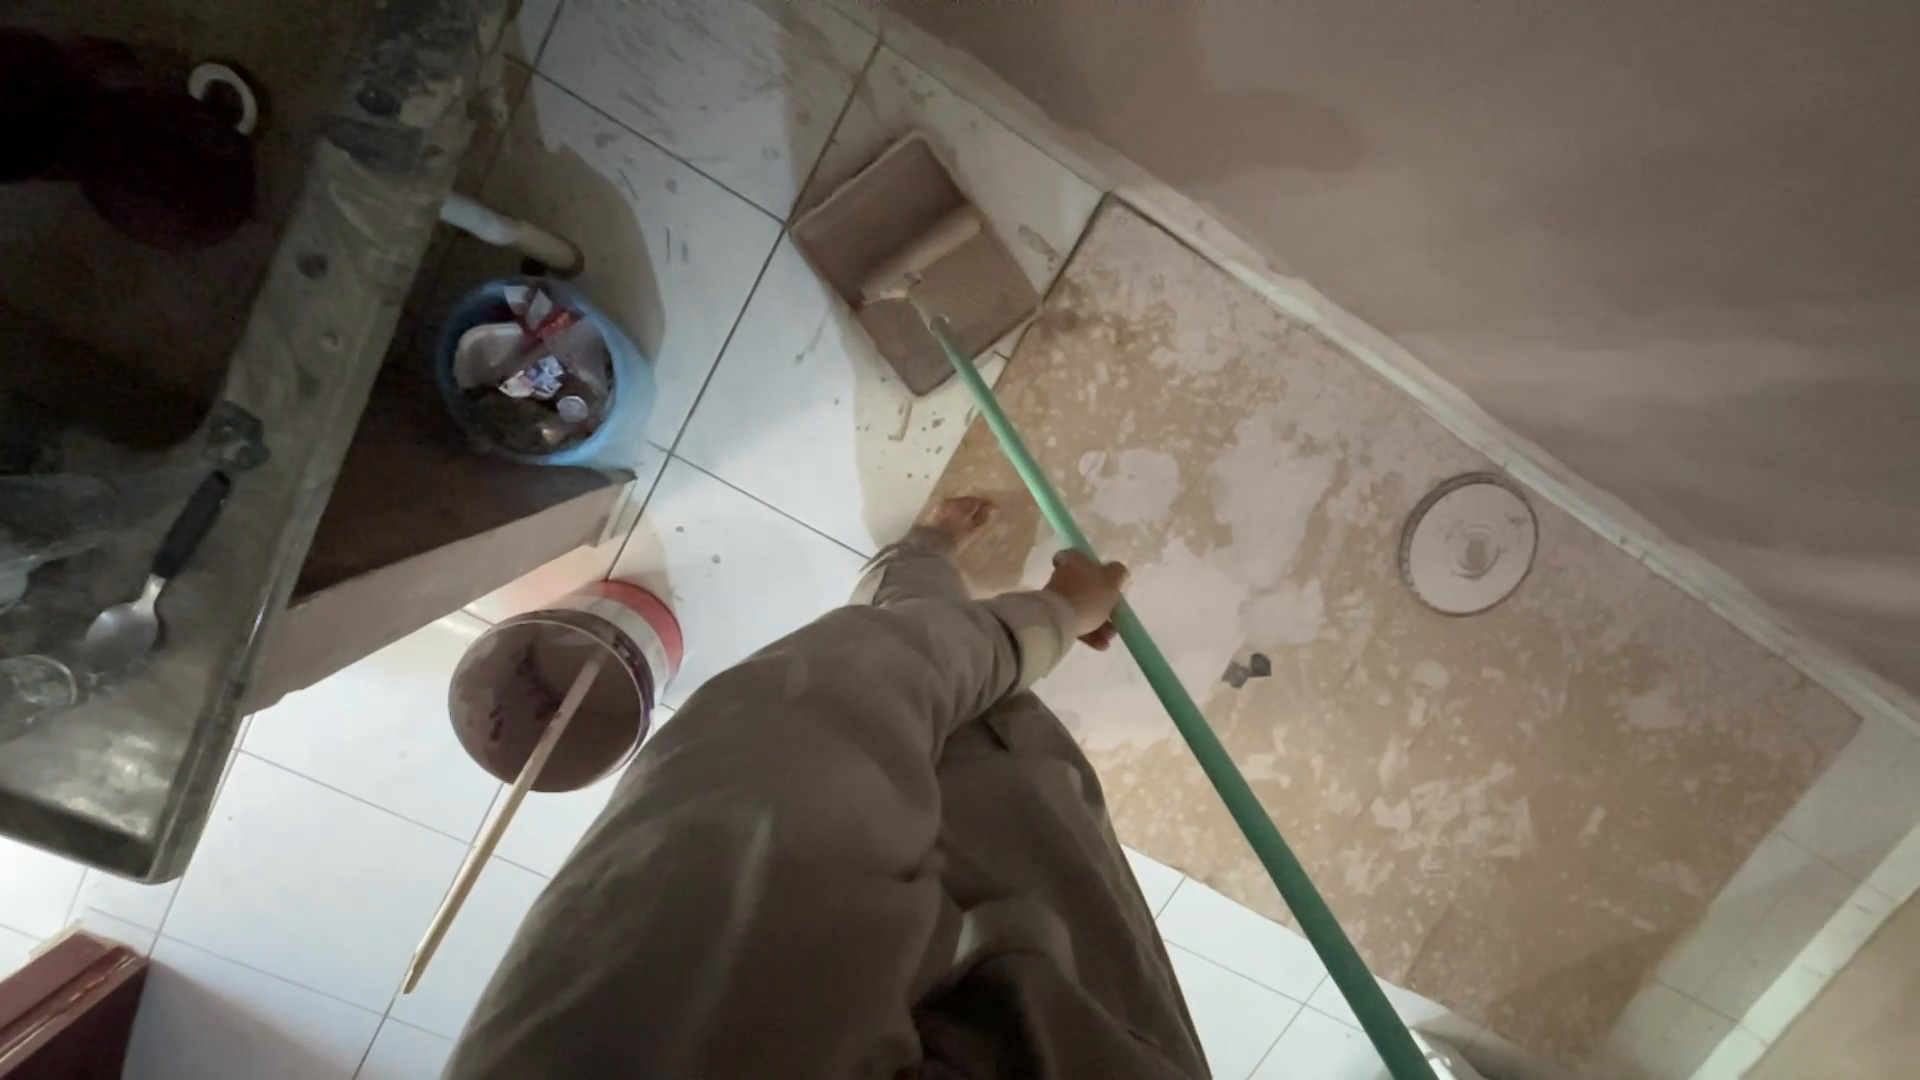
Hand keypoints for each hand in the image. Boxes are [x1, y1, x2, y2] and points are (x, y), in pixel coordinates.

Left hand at [1043, 550, 1128, 650]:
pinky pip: (1073, 622)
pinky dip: (1087, 632)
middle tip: (1114, 619)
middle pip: (1085, 587)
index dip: (1091, 567)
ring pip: (1081, 607)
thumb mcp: (1111, 580)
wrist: (1058, 620)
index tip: (1103, 581)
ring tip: (1108, 638)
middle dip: (1102, 605)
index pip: (1079, 556)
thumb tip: (1116, 570)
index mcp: (1074, 560)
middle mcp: (1062, 575)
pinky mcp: (1051, 616)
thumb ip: (1117, 573)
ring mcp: (1055, 596)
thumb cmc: (1088, 595)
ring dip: (1097, 622)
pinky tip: (1100, 644)